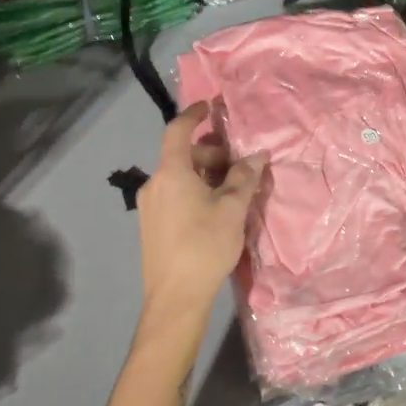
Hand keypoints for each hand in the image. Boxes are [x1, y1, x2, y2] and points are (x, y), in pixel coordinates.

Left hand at [137, 99, 266, 313]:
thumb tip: (257, 156)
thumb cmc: (204, 246)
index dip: (194, 114)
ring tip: (232, 190)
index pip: (178, 130)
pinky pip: (174, 196)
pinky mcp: (151, 227)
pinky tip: (215, 211)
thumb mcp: (232, 209)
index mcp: (171, 173)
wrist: (175, 299)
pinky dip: (194, 192)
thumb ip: (244, 178)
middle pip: (182, 156)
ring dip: (205, 175)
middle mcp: (154, 184)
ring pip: (179, 178)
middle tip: (238, 166)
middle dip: (211, 154)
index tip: (210, 106)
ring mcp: (149, 207)